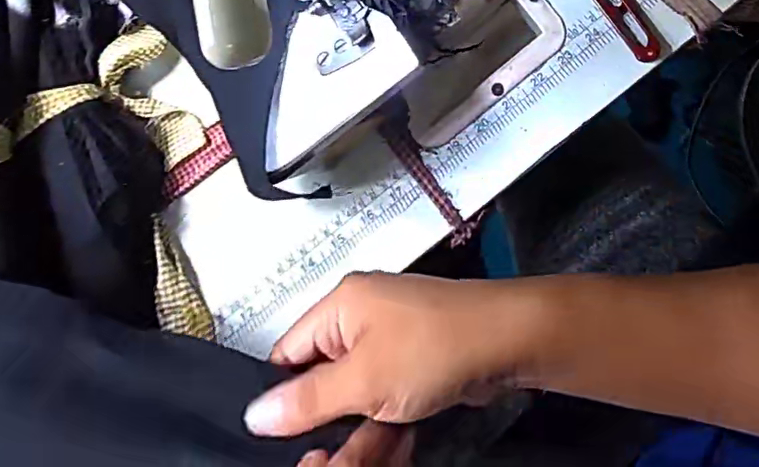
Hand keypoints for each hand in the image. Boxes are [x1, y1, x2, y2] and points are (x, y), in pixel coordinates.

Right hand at [245, 273, 544, 462]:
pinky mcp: (412, 363)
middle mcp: (362, 319)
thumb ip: (307, 400)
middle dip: (333, 428)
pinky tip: (402, 438)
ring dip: (364, 436)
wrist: (502, 342)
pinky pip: (384, 404)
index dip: (284, 398)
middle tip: (337, 456)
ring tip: (382, 445)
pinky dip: (389, 427)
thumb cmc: (436, 343)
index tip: (289, 438)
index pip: (288, 353)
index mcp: (342, 306)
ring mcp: (390, 342)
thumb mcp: (363, 380)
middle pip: (323, 385)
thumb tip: (257, 412)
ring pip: (356, 403)